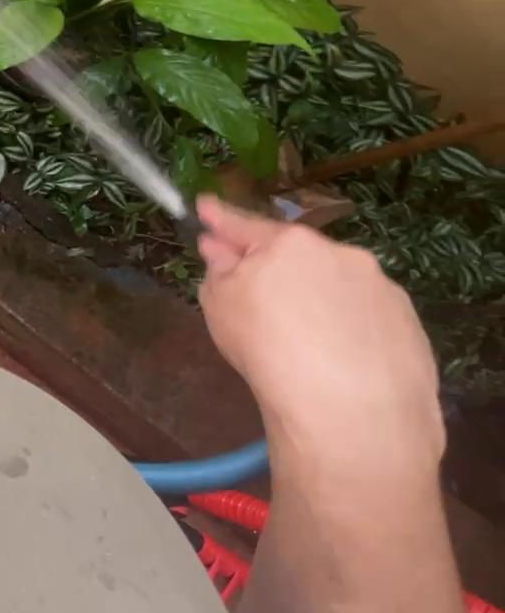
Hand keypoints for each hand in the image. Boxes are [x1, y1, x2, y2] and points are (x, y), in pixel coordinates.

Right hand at [194, 195, 442, 472]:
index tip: (204, 206)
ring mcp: (380, 287)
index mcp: (289, 243)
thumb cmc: (266, 344)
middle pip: (293, 252)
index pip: (242, 222)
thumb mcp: (219, 302)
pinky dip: (340, 318)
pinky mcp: (407, 320)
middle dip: (270, 263)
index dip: (218, 216)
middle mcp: (340, 254)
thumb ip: (220, 268)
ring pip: (330, 280)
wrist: (348, 407)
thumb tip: (221, 250)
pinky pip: (359, 309)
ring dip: (308, 291)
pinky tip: (329, 349)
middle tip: (249, 290)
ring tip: (295, 331)